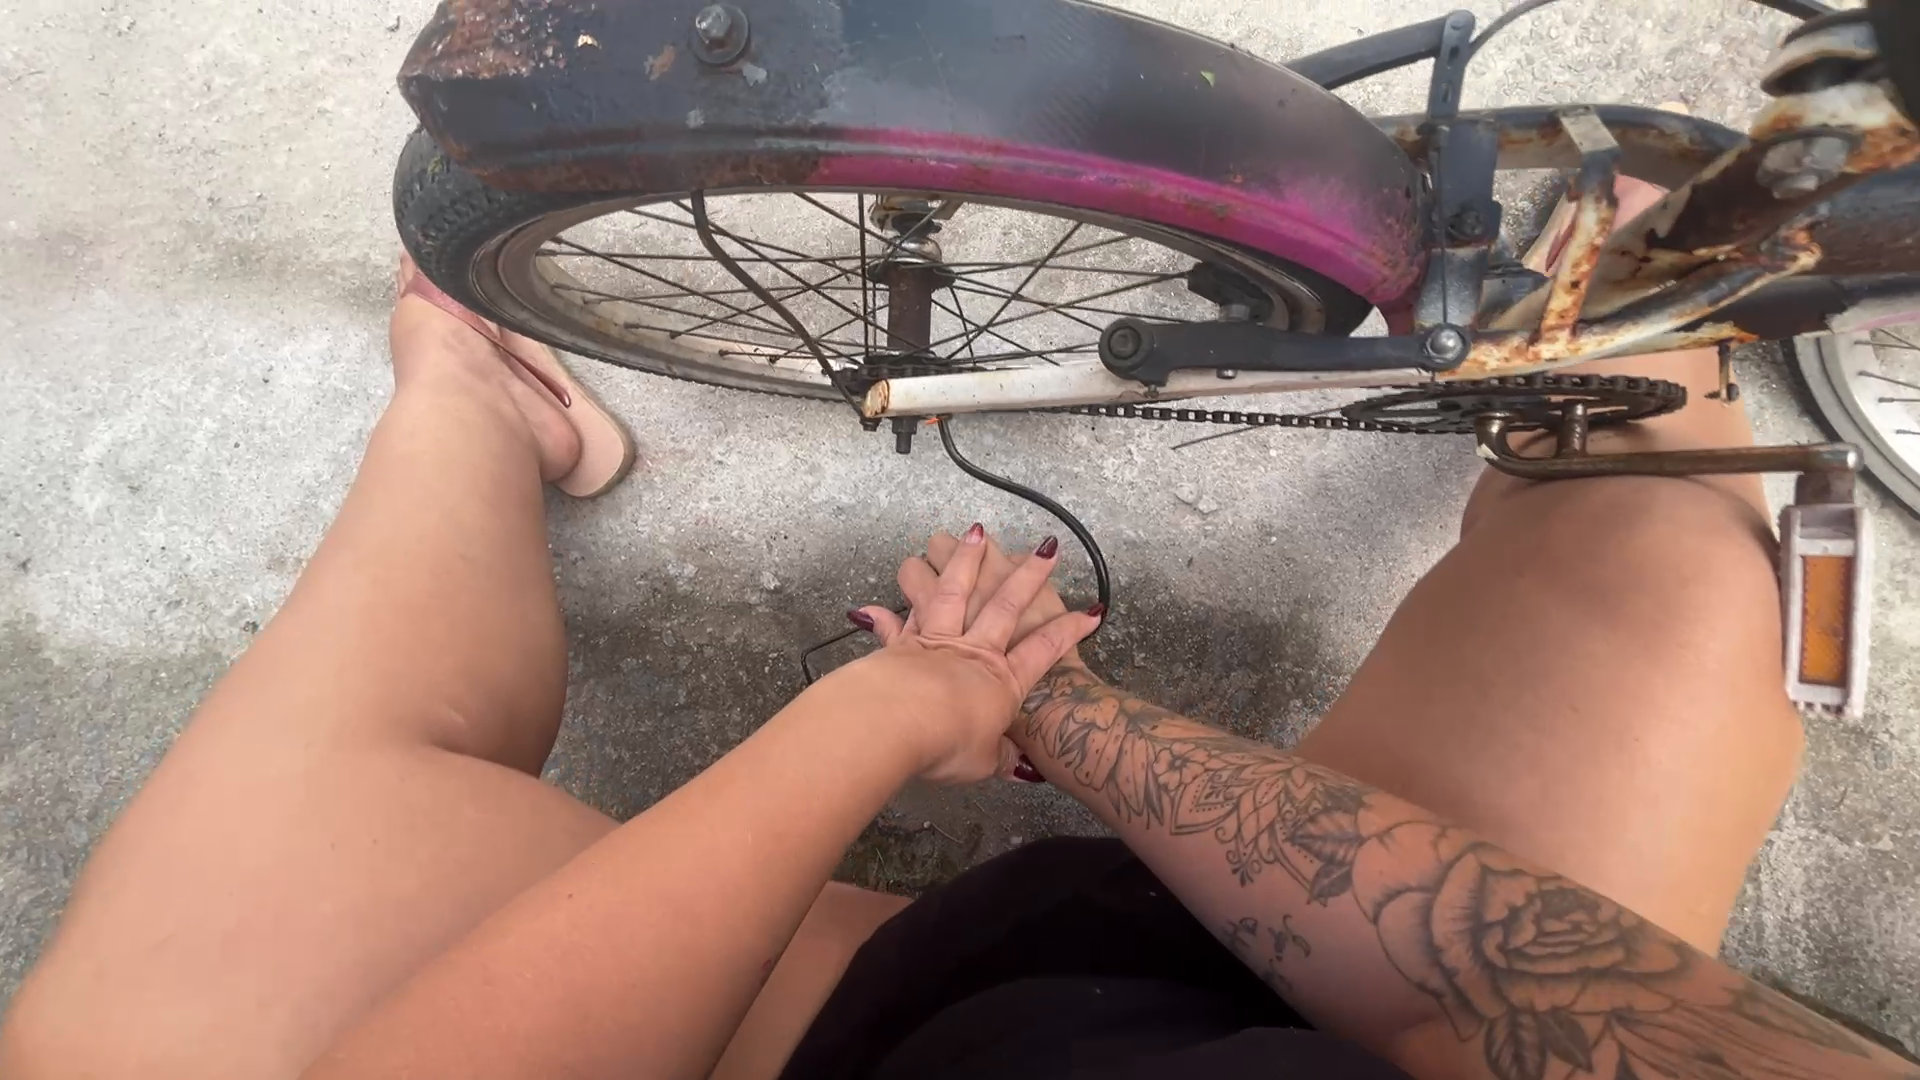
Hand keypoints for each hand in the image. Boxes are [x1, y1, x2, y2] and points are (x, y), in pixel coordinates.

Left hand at [848, 525, 1102, 784]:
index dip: (1071, 630)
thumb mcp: (982, 761)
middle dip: (1030, 575)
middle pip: (1006, 604)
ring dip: (966, 560)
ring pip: (954, 590)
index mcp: (1002, 679)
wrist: (897, 723)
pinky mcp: (901, 644)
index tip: (1093, 612)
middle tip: (1046, 548)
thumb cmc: (948, 744)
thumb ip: (999, 754)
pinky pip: (897, 624)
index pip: (1045, 648)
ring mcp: (937, 640)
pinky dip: (886, 615)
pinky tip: (870, 607)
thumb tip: (1018, 765)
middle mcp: (974, 651)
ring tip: (974, 533)